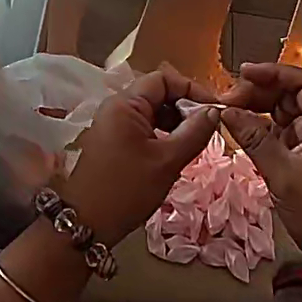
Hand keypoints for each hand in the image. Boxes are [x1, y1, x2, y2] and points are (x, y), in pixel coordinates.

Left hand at [61, 66, 221, 245]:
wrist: (86, 222)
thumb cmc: (127, 189)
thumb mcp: (167, 161)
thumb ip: (194, 133)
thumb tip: (214, 111)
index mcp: (125, 104)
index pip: (163, 79)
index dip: (191, 89)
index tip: (213, 109)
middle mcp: (116, 107)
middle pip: (157, 93)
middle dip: (185, 107)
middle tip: (208, 128)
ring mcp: (112, 124)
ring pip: (152, 111)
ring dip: (175, 122)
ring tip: (196, 141)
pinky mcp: (112, 141)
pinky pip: (143, 127)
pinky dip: (162, 134)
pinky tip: (176, 151)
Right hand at [217, 63, 301, 281]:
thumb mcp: (284, 175)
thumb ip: (254, 138)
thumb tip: (226, 111)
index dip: (273, 72)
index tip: (243, 73)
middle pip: (289, 94)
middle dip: (258, 91)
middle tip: (227, 100)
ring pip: (282, 111)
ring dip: (256, 108)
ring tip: (228, 111)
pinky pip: (278, 131)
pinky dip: (259, 127)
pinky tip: (239, 129)